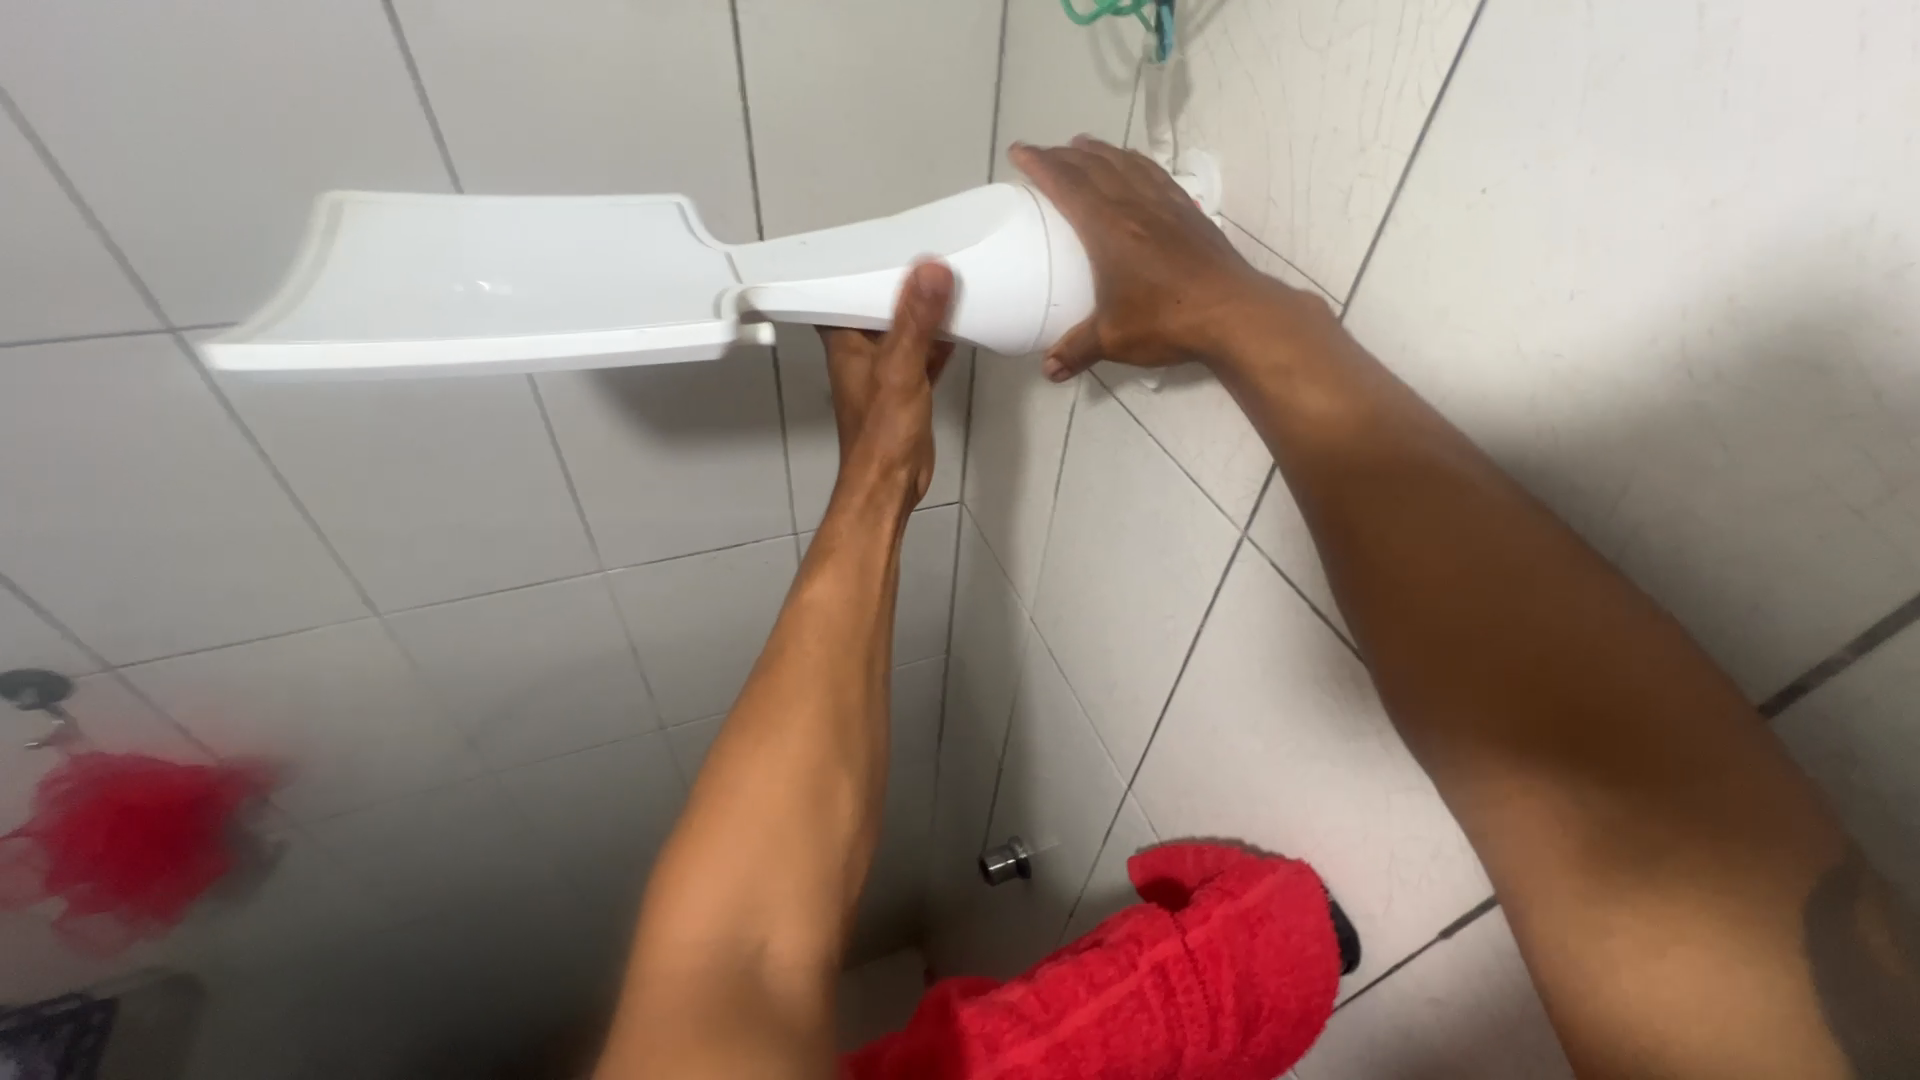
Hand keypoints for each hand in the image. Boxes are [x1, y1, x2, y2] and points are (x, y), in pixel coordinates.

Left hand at [818, 261, 955, 511]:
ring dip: (926, 311)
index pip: (846, 289)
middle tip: (930, 248)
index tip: (885, 237)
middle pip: (882, 306)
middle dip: (903, 282)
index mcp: (846, 341)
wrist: (892, 483)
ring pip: (907, 330)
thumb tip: (931, 270)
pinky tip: (963, 321)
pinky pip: (926, 353)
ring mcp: (887, 371)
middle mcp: (862, 352)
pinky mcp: (909, 389)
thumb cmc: (881, 434)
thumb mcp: (900, 369)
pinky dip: (941, 339)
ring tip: (951, 276)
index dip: (863, 264)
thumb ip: (916, 322)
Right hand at [1010, 136, 1294, 380]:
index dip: (1040, 164)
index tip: (1019, 152)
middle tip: (1044, 153)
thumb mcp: (1113, 339)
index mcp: (1108, 228)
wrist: (1231, 314)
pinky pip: (1155, 175)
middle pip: (1095, 166)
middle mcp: (1135, 206)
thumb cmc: (1166, 321)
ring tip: (1083, 146)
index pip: (1067, 184)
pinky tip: (1133, 166)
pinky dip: (1136, 163)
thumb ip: (1077, 350)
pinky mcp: (1190, 213)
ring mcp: (1166, 206)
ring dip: (1101, 151)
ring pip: (1127, 164)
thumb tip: (1049, 370)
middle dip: (1064, 154)